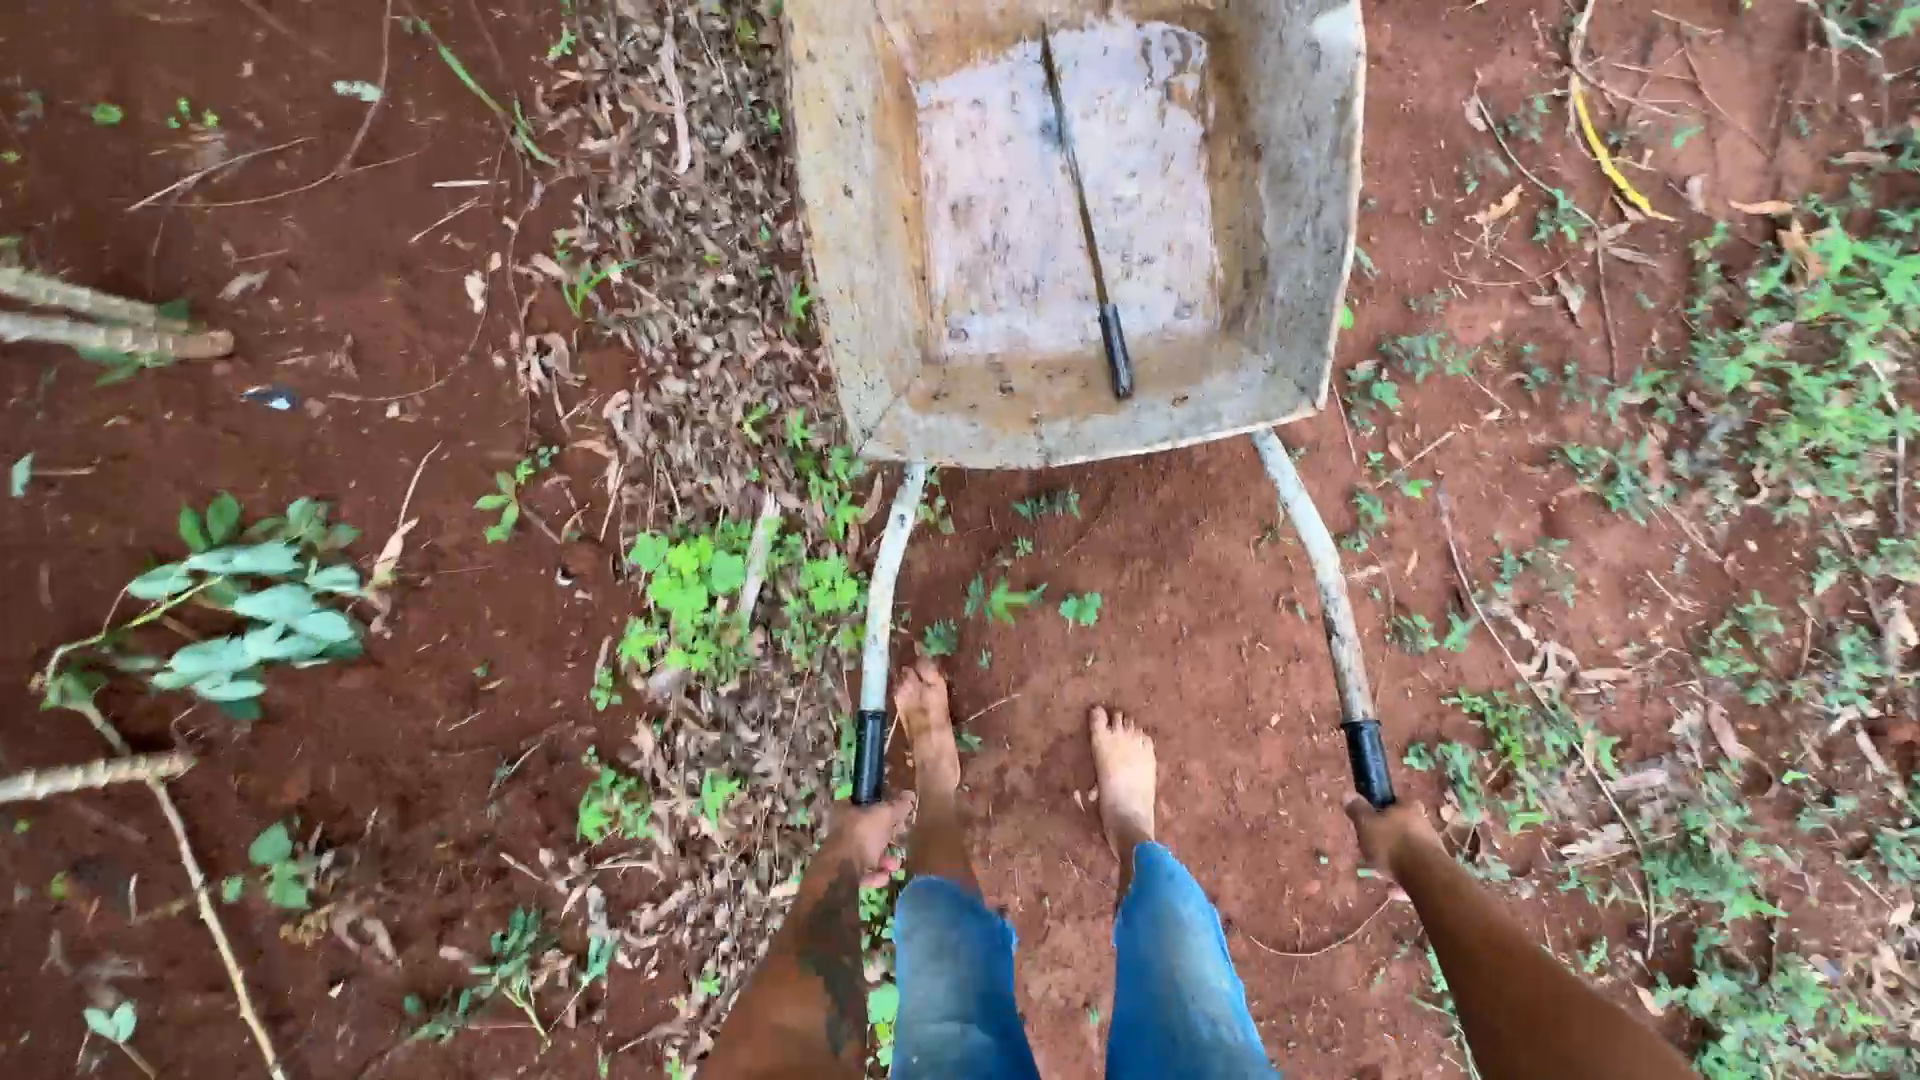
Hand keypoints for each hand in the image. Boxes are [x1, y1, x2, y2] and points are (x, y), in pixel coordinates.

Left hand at [821, 793, 915, 886]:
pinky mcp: (844, 874)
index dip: (879, 806)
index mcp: (844, 810)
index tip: (894, 813)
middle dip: (887, 839)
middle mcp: (841, 829)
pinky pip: (864, 872)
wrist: (843, 871)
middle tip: (899, 841)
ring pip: (868, 854)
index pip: (862, 803)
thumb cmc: (862, 834)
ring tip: (894, 865)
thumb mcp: (885, 815)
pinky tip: (885, 877)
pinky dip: (876, 875)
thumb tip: (910, 795)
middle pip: (868, 831)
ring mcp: (841, 853)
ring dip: (884, 860)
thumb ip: (898, 806)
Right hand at [1344, 796, 1441, 880]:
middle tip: (1372, 846)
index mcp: (1408, 807)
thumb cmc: (1391, 843)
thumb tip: (1347, 793)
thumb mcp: (1366, 823)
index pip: (1396, 801)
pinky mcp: (1437, 869)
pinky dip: (1403, 878)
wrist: (1425, 876)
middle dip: (1388, 837)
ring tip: (1380, 871)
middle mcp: (1424, 824)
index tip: (1371, 819)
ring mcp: (1432, 847)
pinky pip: (1415, 871)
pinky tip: (1392, 889)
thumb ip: (1357, 810)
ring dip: (1396, 859)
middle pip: (1403, 827)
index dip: (1384, 808)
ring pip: (1409, 850)